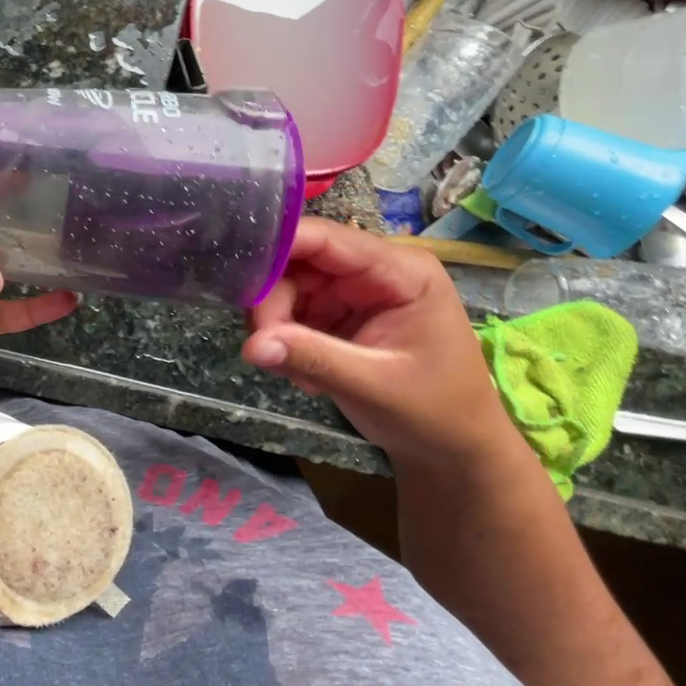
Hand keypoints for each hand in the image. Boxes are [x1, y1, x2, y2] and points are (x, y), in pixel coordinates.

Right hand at [241, 218, 517, 470]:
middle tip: (263, 348)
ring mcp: (354, 290)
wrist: (452, 447)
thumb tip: (252, 345)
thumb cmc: (433, 412)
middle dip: (271, 302)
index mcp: (400, 271)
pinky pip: (291, 311)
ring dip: (276, 326)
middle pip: (297, 263)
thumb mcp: (373, 386)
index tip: (233, 278)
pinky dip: (284, 340)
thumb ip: (313, 358)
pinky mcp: (338, 312)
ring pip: (286, 288)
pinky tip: (304, 373)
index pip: (325, 239)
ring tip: (294, 371)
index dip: (276, 248)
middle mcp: (374, 270)